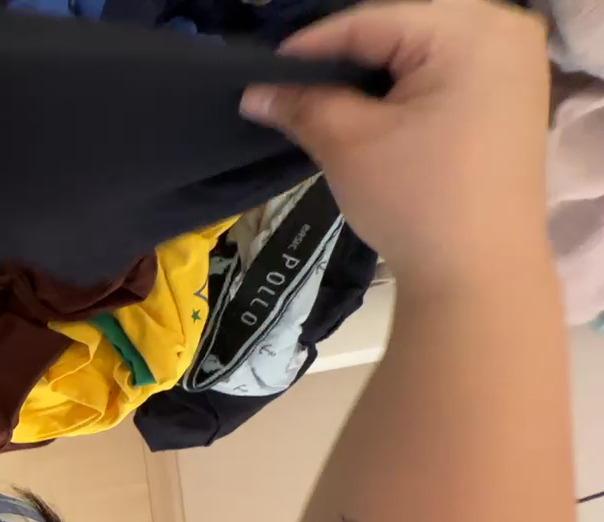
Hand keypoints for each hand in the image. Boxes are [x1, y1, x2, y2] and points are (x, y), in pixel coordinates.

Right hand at [240, 0, 551, 294]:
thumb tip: (254, 92)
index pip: (372, 21)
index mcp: (470, 32)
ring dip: (363, 74)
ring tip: (314, 103)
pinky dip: (392, 86)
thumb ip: (302, 107)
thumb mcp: (347, 144)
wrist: (473, 256)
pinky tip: (359, 113)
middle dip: (338, 58)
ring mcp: (508, 63)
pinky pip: (436, 71)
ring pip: (416, 50)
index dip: (308, 47)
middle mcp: (501, 31)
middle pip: (399, 29)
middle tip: (284, 91)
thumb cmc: (412, 193)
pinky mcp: (500, 95)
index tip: (257, 74)